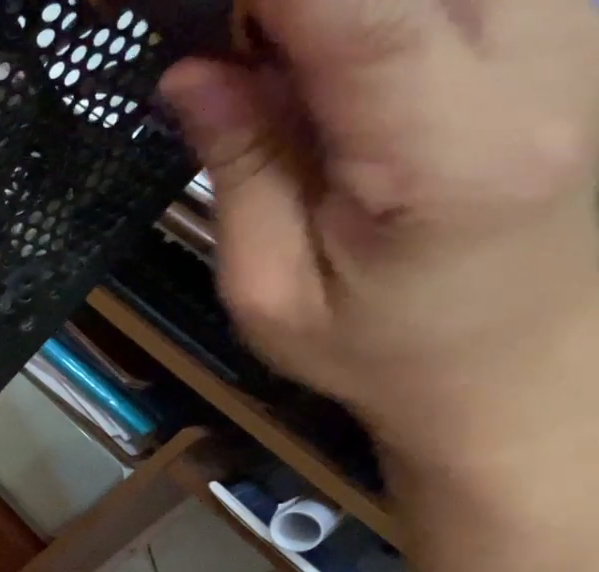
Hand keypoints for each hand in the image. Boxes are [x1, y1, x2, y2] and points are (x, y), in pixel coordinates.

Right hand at [158, 0, 598, 454]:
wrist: (520, 357)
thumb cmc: (378, 346)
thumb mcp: (270, 287)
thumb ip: (241, 166)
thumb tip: (192, 69)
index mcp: (452, 159)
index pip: (371, 24)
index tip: (199, 9)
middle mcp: (546, 66)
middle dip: (291, 2)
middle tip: (228, 45)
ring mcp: (578, 30)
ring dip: (334, 8)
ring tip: (272, 58)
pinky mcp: (569, 21)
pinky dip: (371, 11)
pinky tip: (326, 48)